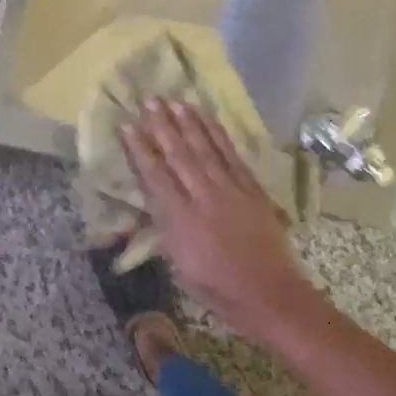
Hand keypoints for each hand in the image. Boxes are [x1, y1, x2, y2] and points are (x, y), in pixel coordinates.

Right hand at [120, 99, 321, 341]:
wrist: (269, 294)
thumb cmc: (217, 288)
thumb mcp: (179, 264)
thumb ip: (166, 227)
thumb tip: (155, 200)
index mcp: (180, 221)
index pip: (155, 176)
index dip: (139, 150)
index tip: (127, 126)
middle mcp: (203, 198)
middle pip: (179, 155)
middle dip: (162, 126)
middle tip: (150, 101)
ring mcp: (230, 190)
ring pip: (205, 149)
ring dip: (188, 124)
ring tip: (174, 102)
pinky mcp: (252, 188)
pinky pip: (231, 155)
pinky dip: (218, 135)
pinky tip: (207, 119)